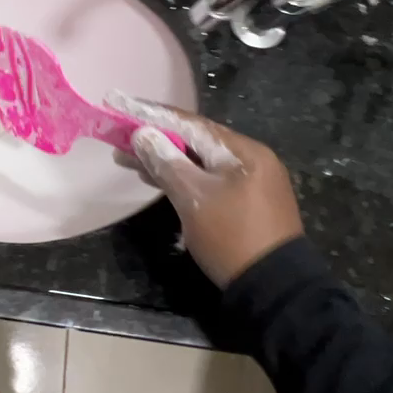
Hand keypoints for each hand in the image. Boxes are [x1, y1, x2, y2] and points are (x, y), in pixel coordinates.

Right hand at [109, 94, 303, 285]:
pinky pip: (207, 179)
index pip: (190, 123)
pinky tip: (157, 177)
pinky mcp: (245, 202)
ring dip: (166, 159)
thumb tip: (142, 134)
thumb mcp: (193, 198)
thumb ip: (166, 162)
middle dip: (156, 137)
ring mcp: (250, 182)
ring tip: (129, 158)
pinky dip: (182, 176)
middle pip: (195, 140)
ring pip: (199, 161)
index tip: (120, 102)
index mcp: (243, 151)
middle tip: (118, 134)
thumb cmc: (232, 238)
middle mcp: (250, 159)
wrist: (274, 290)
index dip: (152, 114)